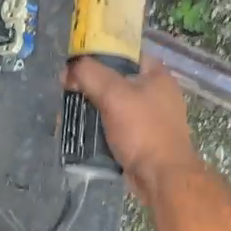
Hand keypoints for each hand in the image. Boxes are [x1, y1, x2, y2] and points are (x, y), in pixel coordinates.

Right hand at [63, 54, 200, 201]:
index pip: (126, 54)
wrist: (161, 176)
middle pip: (115, 80)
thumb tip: (70, 69)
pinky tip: (82, 131)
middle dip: (89, 86)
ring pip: (113, 104)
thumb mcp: (113, 94)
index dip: (100, 55)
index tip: (77, 65)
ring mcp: (151, 118)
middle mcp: (157, 94)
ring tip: (69, 114)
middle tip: (69, 92)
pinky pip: (115, 125)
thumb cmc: (142, 129)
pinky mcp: (143, 138)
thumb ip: (88, 73)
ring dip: (91, 108)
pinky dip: (98, 127)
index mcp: (157, 76)